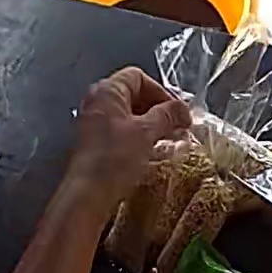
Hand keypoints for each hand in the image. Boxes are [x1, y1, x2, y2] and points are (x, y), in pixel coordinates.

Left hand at [64, 67, 191, 214]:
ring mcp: (92, 124)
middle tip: (175, 127)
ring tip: (165, 142)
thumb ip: (167, 116)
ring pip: (126, 116)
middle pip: (132, 95)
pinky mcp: (92, 145)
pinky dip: (135, 139)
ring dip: (148, 126)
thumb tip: (184, 109)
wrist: (87, 195)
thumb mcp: (146, 133)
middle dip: (157, 110)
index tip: (177, 113)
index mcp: (107, 91)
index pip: (138, 77)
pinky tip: (147, 154)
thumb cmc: (114, 159)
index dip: (162, 92)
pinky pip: (118, 133)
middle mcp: (96, 102)